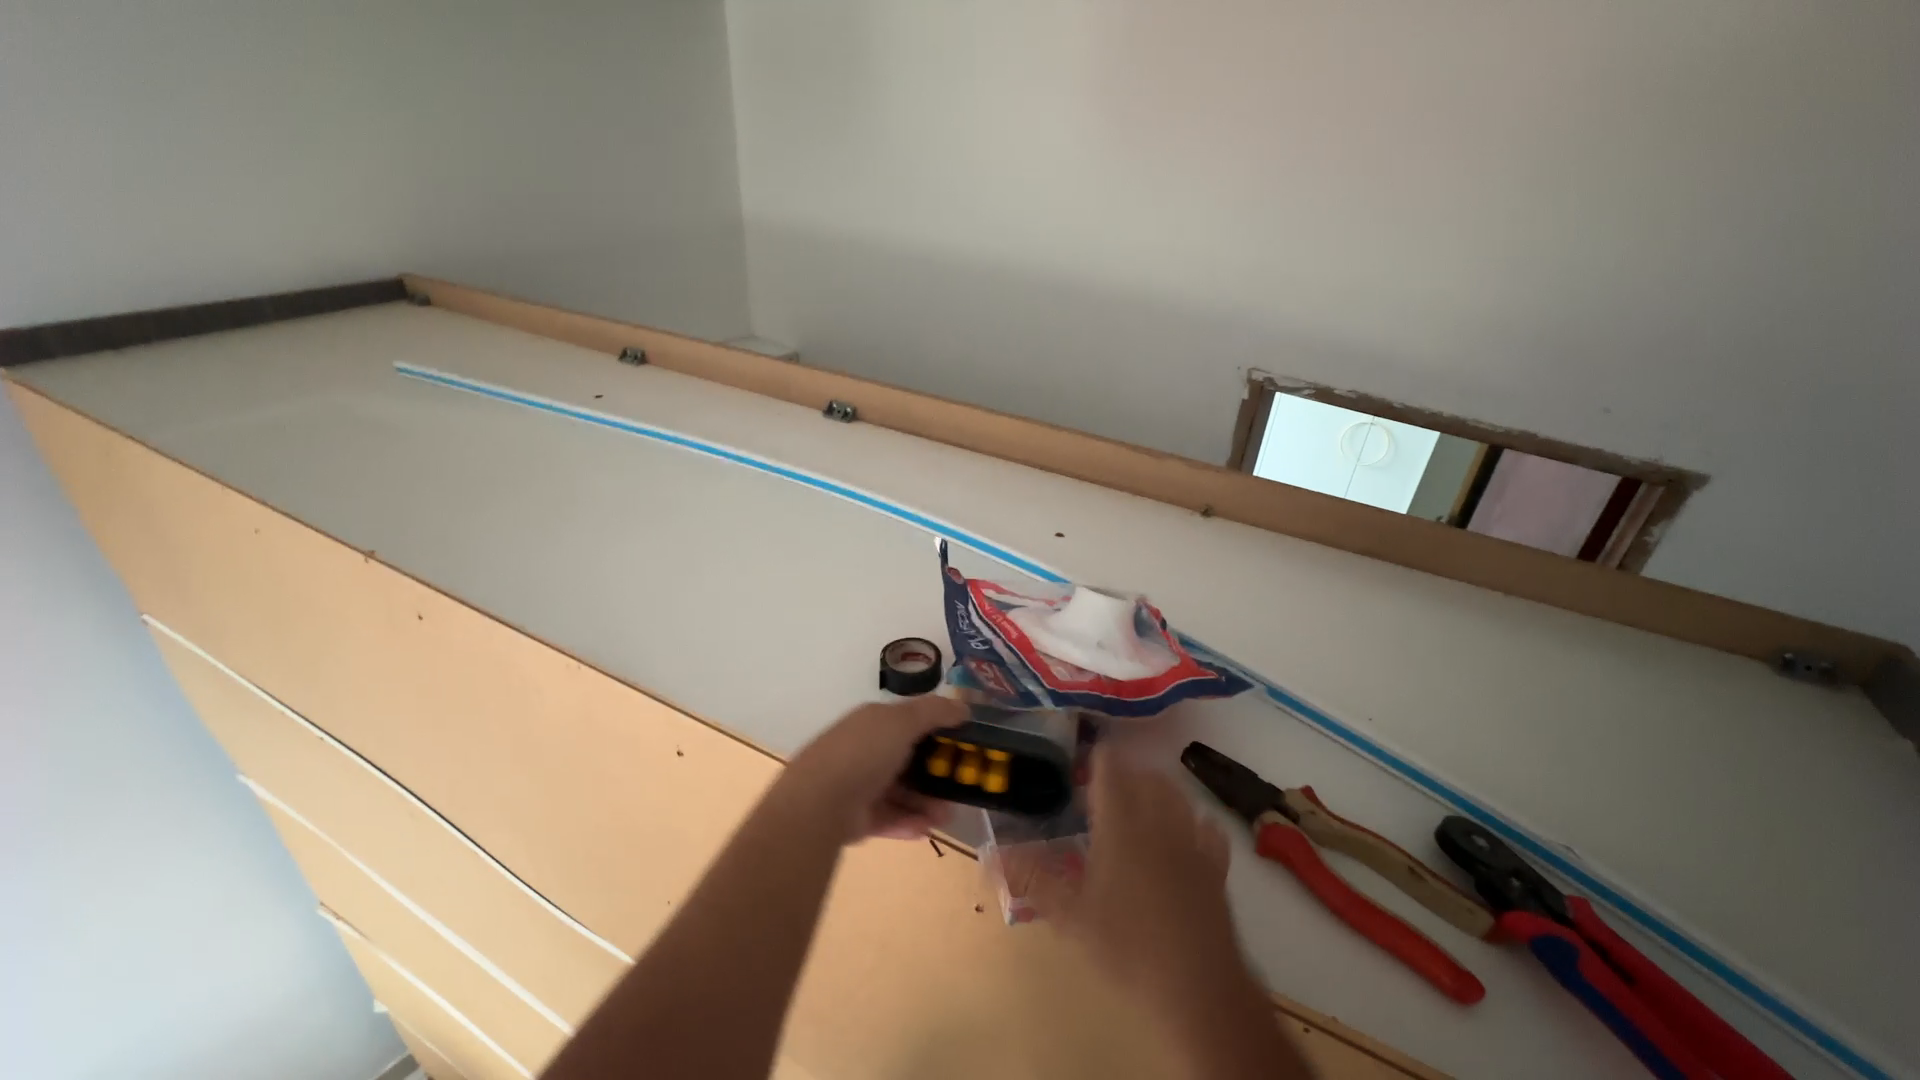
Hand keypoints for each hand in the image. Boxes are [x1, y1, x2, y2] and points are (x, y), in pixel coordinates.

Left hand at [777, 696, 965, 843]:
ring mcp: (859, 785)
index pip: (909, 723)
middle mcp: (864, 750)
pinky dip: (908, 822)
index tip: (964, 747)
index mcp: (872, 722)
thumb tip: (964, 707)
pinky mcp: (856, 817)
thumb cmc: (864, 752)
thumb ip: (935, 711)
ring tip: (946, 817)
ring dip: (927, 803)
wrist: (819, 803)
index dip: (938, 732)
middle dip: (937, 775)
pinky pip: (889, 818)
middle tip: (960, 787)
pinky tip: (926, 829)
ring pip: (902, 792)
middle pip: (909, 761)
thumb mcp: (902, 721)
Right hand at [1030, 745, 1238, 1002]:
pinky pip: (1206, 827)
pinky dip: (1192, 819)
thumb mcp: (1070, 917)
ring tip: (1140, 799)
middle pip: (1147, 777)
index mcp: (1121, 827)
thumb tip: (993, 854)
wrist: (1197, 986)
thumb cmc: (1126, 948)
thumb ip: (1033, 880)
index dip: (1099, 759)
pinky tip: (1183, 831)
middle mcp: (1159, 823)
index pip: (1111, 772)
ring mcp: (1192, 843)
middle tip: (1105, 784)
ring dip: (1158, 788)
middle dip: (1127, 772)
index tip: (1084, 760)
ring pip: (1178, 796)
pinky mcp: (1216, 866)